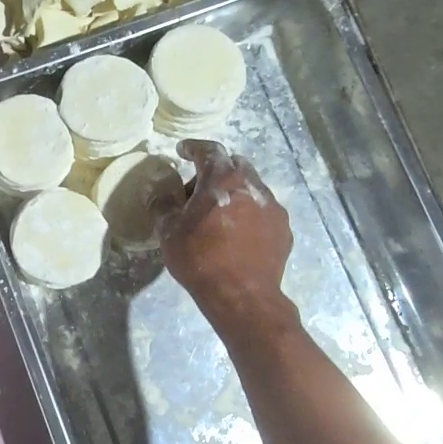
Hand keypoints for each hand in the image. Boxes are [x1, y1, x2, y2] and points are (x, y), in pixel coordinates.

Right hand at [154, 140, 296, 335]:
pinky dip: (247, 212)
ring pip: (250, 187)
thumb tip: (160, 192)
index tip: (181, 151)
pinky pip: (262, 210)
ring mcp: (273, 207)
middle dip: (215, 170)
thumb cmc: (200, 258)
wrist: (242, 296)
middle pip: (234, 165)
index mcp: (223, 180)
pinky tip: (236, 233)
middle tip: (197, 188)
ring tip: (217, 213)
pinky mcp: (283, 229)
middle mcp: (253, 186)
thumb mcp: (168, 231)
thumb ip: (162, 204)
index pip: (209, 150)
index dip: (193, 147)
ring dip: (233, 192)